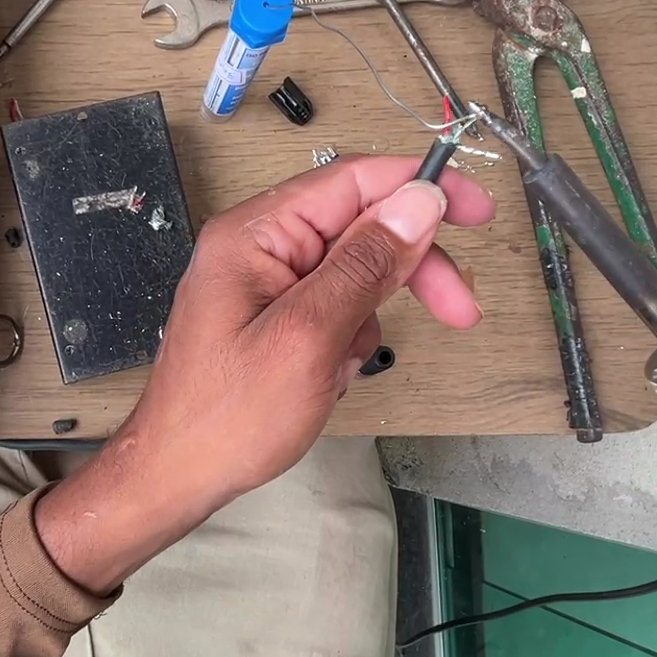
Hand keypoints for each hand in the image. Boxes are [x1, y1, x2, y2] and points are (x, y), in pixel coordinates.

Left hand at [37, 155, 494, 592]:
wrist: (177, 474)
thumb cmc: (228, 417)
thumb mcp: (308, 337)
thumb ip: (365, 264)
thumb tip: (419, 200)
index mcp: (254, 234)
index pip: (353, 181)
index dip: (422, 187)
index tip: (479, 213)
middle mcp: (257, 248)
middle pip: (359, 228)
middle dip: (408, 269)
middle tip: (459, 310)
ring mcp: (262, 285)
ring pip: (352, 276)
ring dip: (366, 322)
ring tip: (336, 370)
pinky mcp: (270, 319)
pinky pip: (332, 312)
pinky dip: (344, 344)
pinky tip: (324, 380)